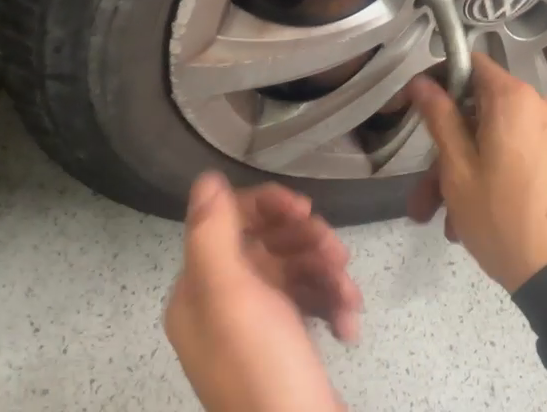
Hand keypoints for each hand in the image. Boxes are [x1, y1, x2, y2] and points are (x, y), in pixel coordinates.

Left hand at [164, 173, 359, 411]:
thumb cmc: (263, 366)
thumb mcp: (231, 296)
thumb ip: (212, 234)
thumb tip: (204, 180)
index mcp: (198, 292)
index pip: (229, 221)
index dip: (268, 207)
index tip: (304, 208)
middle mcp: (220, 305)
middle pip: (267, 242)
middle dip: (307, 241)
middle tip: (336, 253)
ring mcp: (255, 326)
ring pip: (295, 268)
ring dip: (327, 273)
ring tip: (348, 294)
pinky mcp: (287, 343)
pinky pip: (310, 301)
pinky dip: (333, 304)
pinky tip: (348, 324)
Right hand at [406, 52, 546, 290]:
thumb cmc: (502, 221)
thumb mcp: (458, 173)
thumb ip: (440, 118)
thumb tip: (421, 81)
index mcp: (515, 99)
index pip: (471, 66)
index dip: (439, 83)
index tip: (416, 110)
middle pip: (488, 113)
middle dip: (453, 151)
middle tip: (428, 197)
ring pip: (508, 140)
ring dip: (477, 171)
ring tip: (453, 222)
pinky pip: (534, 154)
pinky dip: (510, 173)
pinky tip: (492, 213)